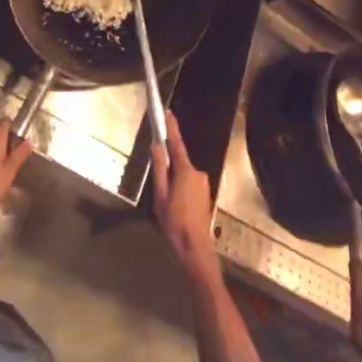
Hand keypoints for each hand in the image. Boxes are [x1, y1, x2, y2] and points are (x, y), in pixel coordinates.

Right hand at [150, 114, 218, 280]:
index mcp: (185, 171)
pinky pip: (188, 184)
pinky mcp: (204, 194)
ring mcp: (203, 184)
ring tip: (166, 205)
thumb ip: (159, 169)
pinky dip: (180, 190)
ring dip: (173, 183)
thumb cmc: (174, 222)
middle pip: (178, 162)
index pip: (176, 144)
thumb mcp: (160, 196)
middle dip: (167, 169)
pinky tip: (175, 208)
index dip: (172, 128)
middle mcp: (198, 173)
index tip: (168, 113)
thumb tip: (157, 146)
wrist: (195, 248)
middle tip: (158, 190)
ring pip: (183, 175)